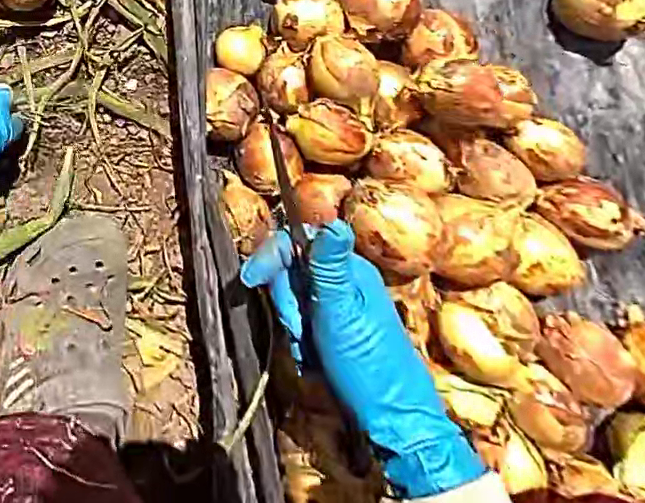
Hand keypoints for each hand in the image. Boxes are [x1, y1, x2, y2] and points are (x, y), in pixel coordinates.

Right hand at [242, 221, 487, 498]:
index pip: (297, 240)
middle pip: (291, 270)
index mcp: (348, 267)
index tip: (249, 280)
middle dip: (286, 300)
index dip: (270, 256)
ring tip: (308, 349)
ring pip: (293, 299)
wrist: (395, 426)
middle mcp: (343, 280)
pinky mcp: (334, 331)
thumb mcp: (342, 310)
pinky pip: (302, 324)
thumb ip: (330, 264)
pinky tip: (311, 361)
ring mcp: (339, 306)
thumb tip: (332, 219)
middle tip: (299, 329)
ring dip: (292, 325)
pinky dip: (300, 342)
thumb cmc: (368, 364)